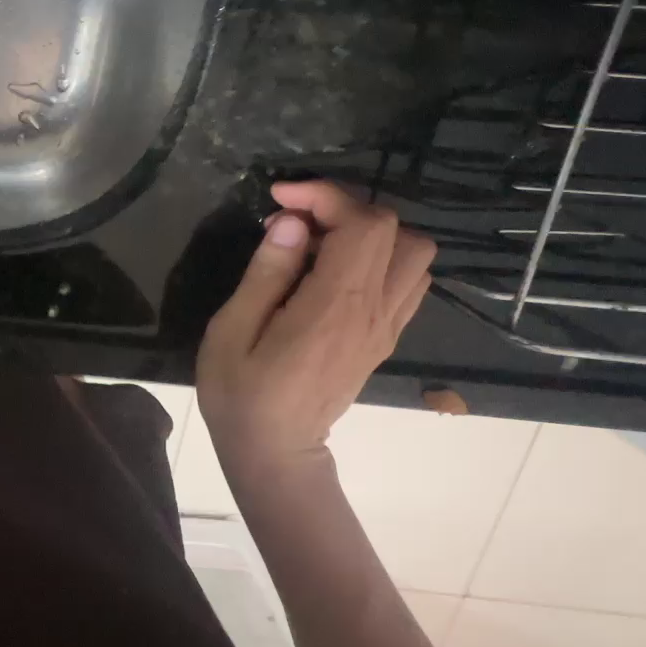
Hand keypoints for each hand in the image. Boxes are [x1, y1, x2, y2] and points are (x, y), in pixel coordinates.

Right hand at [197, 181, 435, 473]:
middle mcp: (373, 312)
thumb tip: (291, 223)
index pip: (363, 226)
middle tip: (295, 221)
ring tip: (316, 244)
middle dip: (346, 209)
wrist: (274, 450)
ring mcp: (386, 326)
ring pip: (414, 254)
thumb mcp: (231, 330)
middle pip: (397, 231)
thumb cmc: (239, 392)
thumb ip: (266, 273)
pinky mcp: (384, 337)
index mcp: (334, 308)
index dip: (326, 196)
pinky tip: (333, 271)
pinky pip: (407, 280)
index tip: (280, 197)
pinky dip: (378, 258)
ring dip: (369, 233)